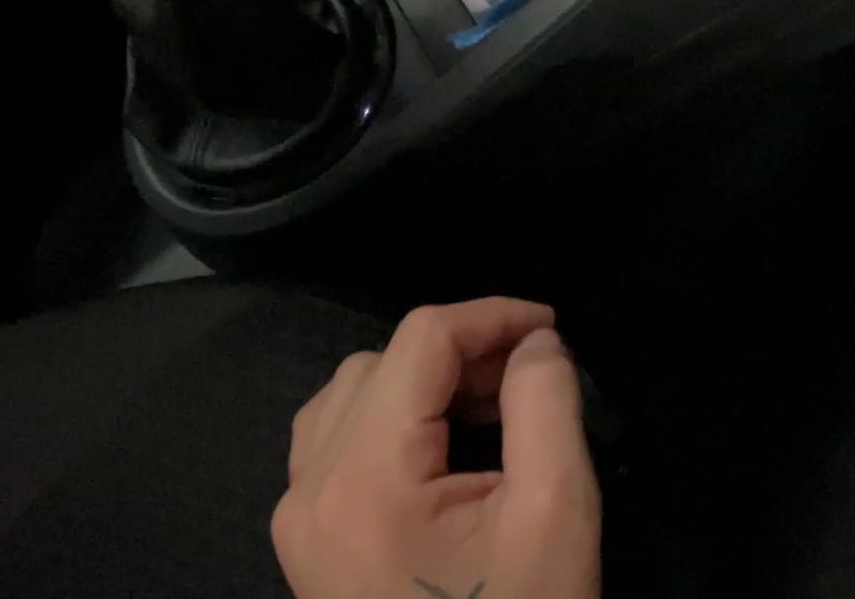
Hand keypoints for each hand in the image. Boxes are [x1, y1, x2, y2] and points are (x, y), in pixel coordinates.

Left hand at [274, 298, 600, 598]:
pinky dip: (399, 412)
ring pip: (356, 392)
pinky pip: (341, 435)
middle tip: (529, 374)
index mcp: (363, 479)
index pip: (421, 341)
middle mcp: (309, 490)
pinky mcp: (310, 540)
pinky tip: (445, 440)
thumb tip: (534, 342)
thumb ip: (547, 401)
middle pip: (384, 360)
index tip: (550, 328)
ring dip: (429, 378)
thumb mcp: (555, 508)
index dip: (492, 315)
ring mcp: (299, 520)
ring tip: (492, 403)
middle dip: (465, 349)